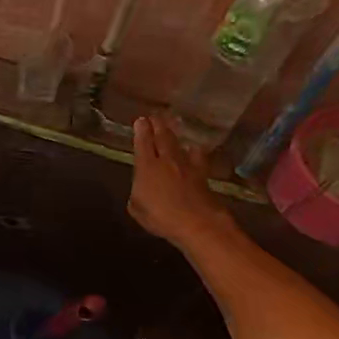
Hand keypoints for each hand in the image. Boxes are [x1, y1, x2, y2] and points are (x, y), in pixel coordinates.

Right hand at [131, 116, 234, 248]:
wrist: (197, 222)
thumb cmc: (161, 217)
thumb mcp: (137, 209)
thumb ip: (136, 195)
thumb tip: (141, 188)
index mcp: (147, 167)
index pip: (143, 143)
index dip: (141, 130)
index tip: (140, 120)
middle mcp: (166, 160)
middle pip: (162, 137)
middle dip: (157, 124)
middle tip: (155, 116)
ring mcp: (186, 165)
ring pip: (178, 143)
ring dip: (172, 133)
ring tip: (170, 125)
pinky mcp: (201, 173)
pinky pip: (196, 155)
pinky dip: (193, 149)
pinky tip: (193, 148)